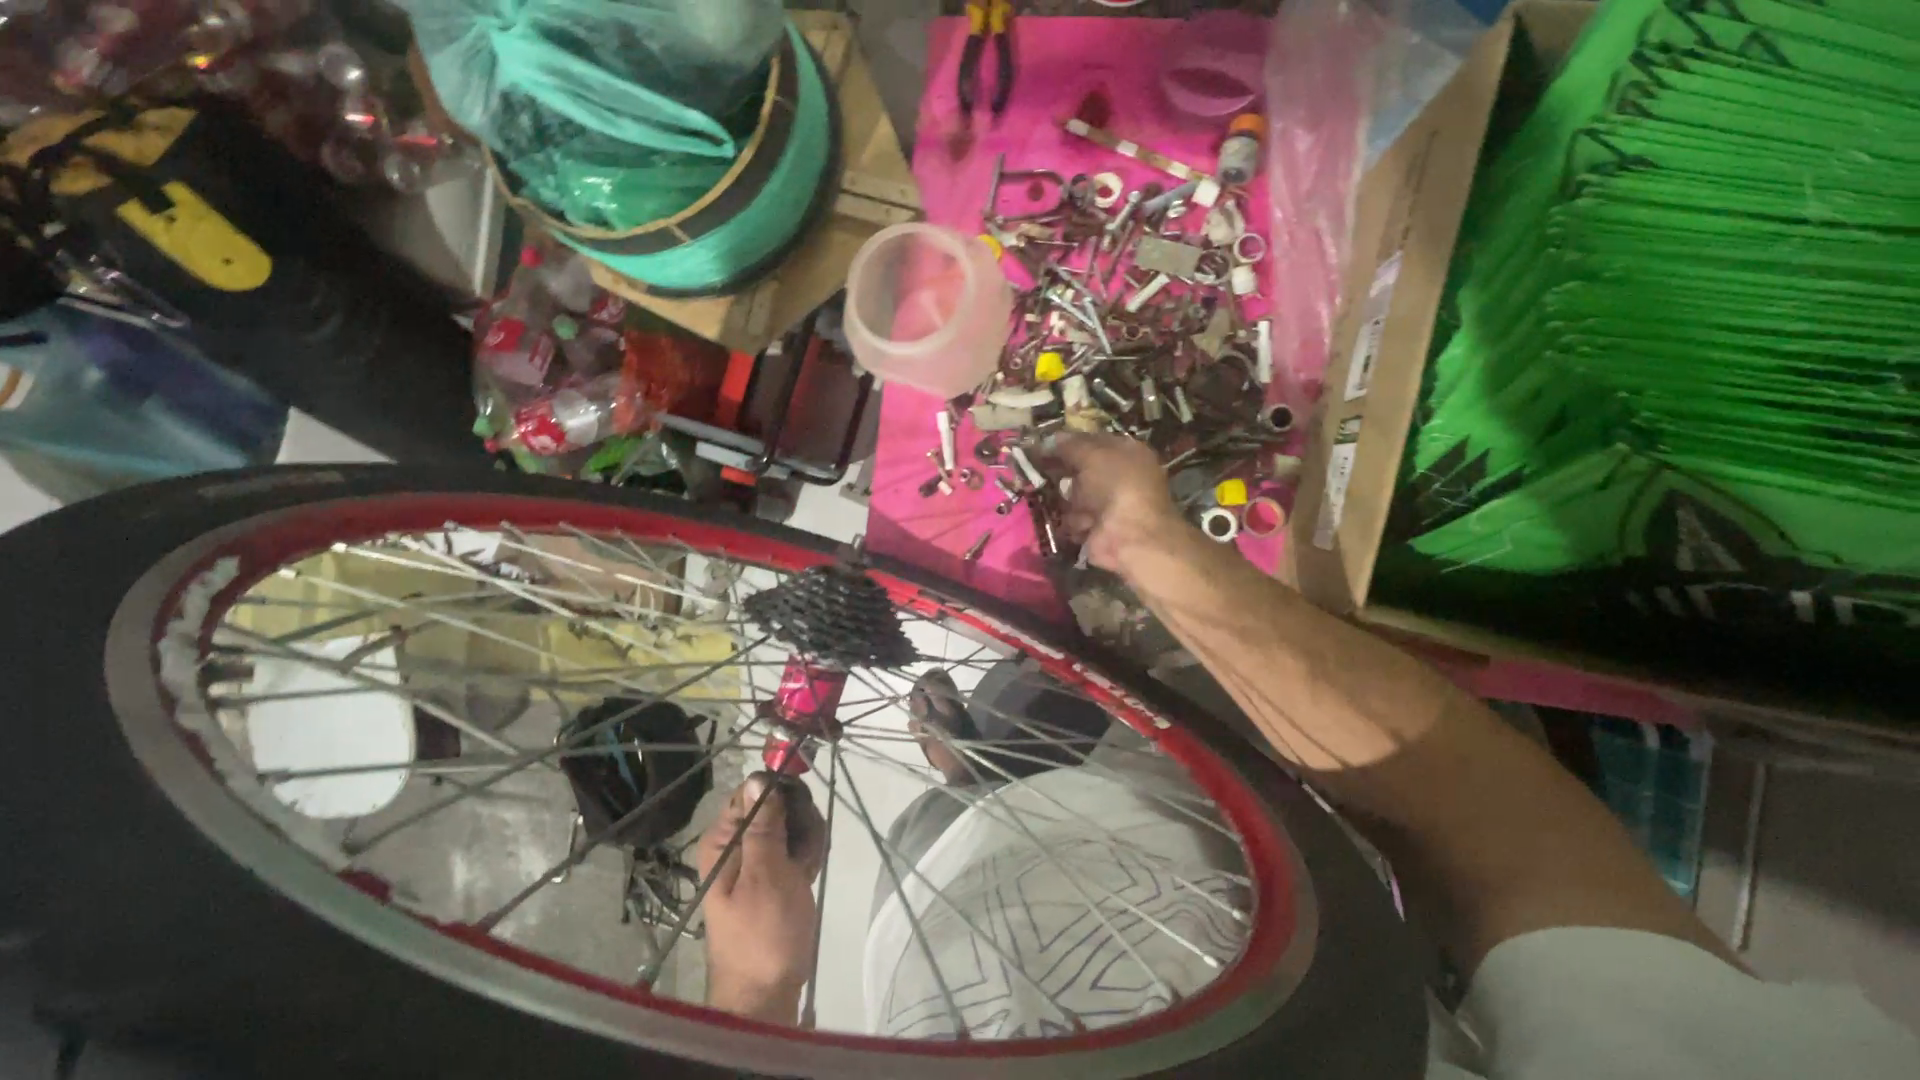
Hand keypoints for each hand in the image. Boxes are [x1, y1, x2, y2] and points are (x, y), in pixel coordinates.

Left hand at [695, 772, 826, 1024]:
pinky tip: (811, 872)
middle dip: (798, 818)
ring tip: (808, 866)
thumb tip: (757, 776)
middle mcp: (736, 846)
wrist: (766, 996)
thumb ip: (763, 825)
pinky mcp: (776, 879)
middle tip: (806, 847)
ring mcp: (757, 863)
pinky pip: (796, 850)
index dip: (780, 792)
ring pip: (790, 826)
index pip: (752, 791)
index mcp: (723, 840)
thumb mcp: (765, 874)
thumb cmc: (763, 934)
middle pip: (775, 806)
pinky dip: (808, 855)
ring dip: (807, 838)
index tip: (800, 810)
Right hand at [1048, 433, 1182, 571]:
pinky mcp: (1097, 529)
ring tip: (1063, 499)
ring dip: (1067, 499)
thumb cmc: (1116, 485)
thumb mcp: (1092, 455)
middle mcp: (1119, 477)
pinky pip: (1074, 519)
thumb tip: (1051, 439)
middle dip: (1062, 471)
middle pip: (1082, 470)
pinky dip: (1074, 521)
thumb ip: (1070, 445)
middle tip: (1038, 469)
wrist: (1130, 535)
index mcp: (1127, 453)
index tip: (1044, 445)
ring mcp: (1109, 505)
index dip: (1070, 442)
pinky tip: (1082, 522)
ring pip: (1074, 496)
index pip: (1093, 441)